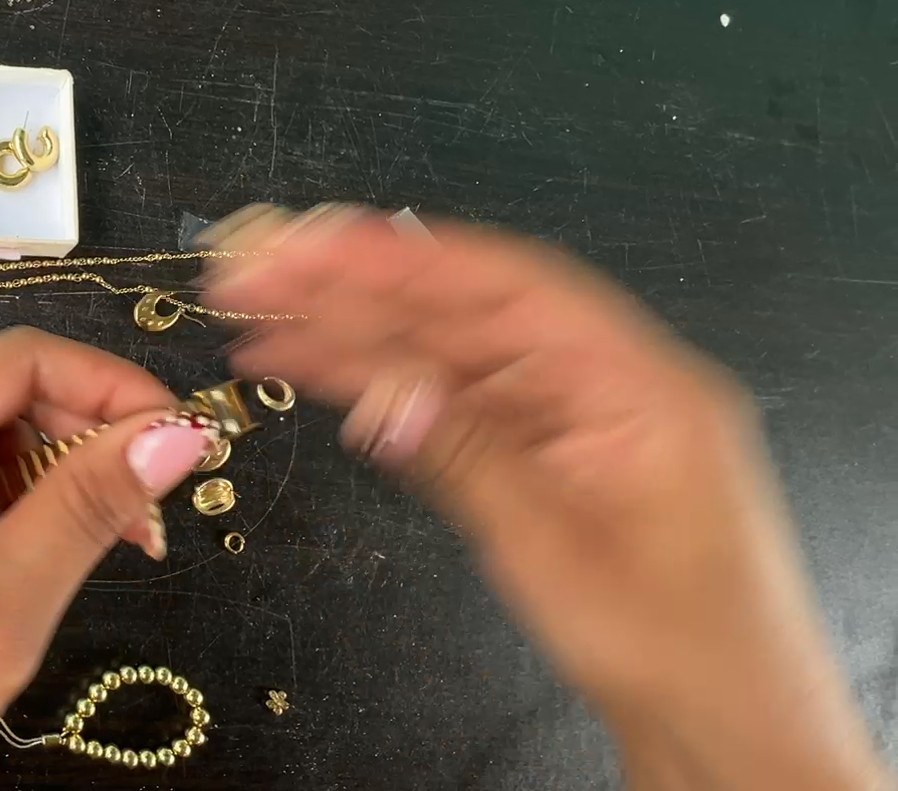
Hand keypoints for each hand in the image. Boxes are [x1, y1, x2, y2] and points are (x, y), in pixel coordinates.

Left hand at [0, 328, 208, 790]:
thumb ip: (85, 506)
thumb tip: (176, 433)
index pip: (20, 358)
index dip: (110, 383)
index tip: (182, 436)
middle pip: (4, 390)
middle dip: (87, 434)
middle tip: (153, 509)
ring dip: (58, 473)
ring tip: (114, 537)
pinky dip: (17, 499)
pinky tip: (50, 544)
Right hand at [201, 204, 891, 790]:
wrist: (712, 720)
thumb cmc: (673, 645)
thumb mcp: (561, 548)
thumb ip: (463, 455)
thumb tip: (377, 392)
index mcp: (629, 381)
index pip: (503, 287)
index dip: (401, 255)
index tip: (315, 243)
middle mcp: (576, 377)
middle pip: (445, 307)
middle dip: (342, 283)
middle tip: (253, 271)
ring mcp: (531, 406)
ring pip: (417, 345)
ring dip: (330, 325)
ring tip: (250, 311)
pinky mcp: (496, 437)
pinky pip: (414, 392)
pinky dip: (350, 375)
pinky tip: (294, 360)